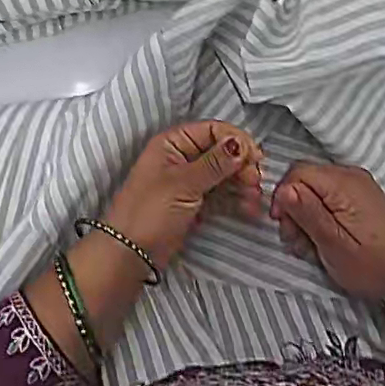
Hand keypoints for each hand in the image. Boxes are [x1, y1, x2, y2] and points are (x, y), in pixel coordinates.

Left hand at [103, 120, 263, 266]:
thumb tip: (240, 144)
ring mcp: (188, 181)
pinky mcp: (194, 203)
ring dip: (242, 184)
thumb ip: (215, 163)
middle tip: (255, 183)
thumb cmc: (150, 211)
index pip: (212, 130)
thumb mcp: (183, 183)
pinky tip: (248, 208)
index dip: (236, 141)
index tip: (255, 158)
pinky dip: (235, 199)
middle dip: (241, 165)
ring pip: (224, 174)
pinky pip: (221, 194)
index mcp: (172, 143)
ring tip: (254, 199)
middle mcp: (181, 157)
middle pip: (221, 152)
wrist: (129, 254)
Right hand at [270, 163, 384, 302]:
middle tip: (297, 239)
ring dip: (304, 215)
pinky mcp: (357, 196)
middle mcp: (351, 176)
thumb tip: (284, 190)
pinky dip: (318, 214)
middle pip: (304, 179)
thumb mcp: (333, 244)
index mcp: (345, 184)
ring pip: (313, 189)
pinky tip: (322, 237)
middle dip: (294, 209)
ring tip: (311, 243)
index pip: (298, 172)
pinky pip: (326, 195)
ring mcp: (356, 185)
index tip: (284, 224)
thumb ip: (307, 213)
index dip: (284, 197)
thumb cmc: (370, 267)